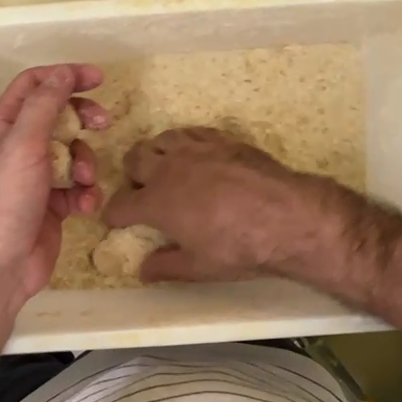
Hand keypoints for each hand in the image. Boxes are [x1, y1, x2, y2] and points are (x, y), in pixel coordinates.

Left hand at [0, 65, 108, 307]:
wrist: (2, 266)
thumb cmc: (5, 201)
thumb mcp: (23, 145)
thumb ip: (44, 105)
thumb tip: (62, 73)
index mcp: (4, 127)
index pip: (34, 86)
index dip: (64, 77)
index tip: (97, 78)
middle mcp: (19, 147)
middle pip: (59, 116)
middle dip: (82, 119)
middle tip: (103, 123)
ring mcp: (36, 177)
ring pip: (73, 153)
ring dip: (86, 164)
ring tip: (84, 181)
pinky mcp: (52, 204)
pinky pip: (78, 187)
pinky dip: (85, 194)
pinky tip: (84, 207)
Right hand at [103, 127, 350, 282]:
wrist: (288, 217)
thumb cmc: (239, 247)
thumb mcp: (198, 268)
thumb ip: (166, 267)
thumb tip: (143, 270)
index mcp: (156, 203)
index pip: (120, 205)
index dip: (114, 214)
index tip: (117, 220)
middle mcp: (169, 169)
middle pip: (134, 160)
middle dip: (131, 175)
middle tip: (142, 190)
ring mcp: (196, 149)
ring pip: (161, 139)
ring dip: (156, 153)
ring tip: (166, 168)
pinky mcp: (222, 139)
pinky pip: (192, 132)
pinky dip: (185, 142)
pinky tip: (196, 155)